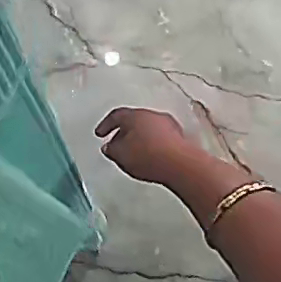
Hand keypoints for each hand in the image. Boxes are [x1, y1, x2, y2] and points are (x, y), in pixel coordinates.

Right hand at [94, 107, 214, 186]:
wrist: (180, 165)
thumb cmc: (150, 156)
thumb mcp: (119, 155)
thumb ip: (110, 149)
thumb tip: (109, 148)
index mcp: (135, 115)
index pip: (116, 115)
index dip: (106, 125)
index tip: (101, 132)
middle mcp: (152, 116)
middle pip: (133, 121)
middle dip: (123, 133)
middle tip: (115, 144)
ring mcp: (168, 126)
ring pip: (148, 129)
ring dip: (139, 139)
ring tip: (133, 154)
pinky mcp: (179, 138)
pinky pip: (160, 138)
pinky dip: (152, 145)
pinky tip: (149, 158)